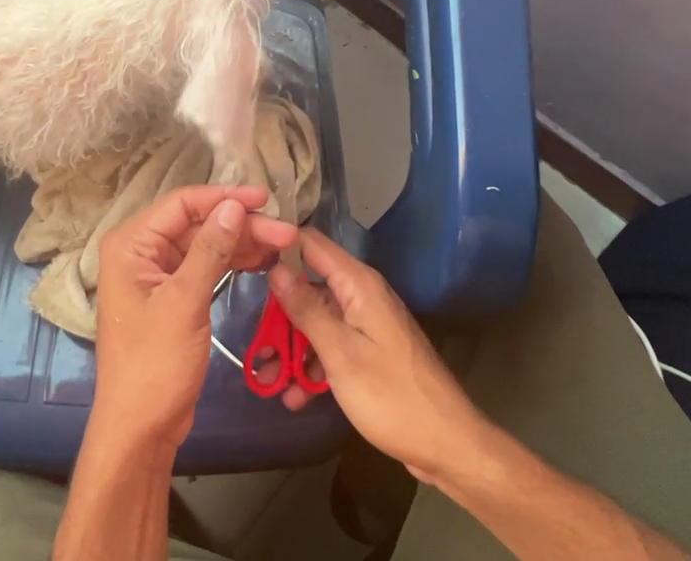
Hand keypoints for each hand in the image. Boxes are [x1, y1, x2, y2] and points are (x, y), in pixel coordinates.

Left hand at [94, 185, 299, 447]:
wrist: (141, 426)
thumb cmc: (155, 363)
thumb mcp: (185, 302)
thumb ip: (210, 250)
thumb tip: (233, 206)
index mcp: (131, 244)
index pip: (182, 204)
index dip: (224, 198)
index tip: (265, 199)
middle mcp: (140, 252)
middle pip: (198, 224)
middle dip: (241, 226)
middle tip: (287, 233)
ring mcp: (157, 274)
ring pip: (206, 245)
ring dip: (242, 244)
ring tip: (283, 245)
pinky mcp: (173, 296)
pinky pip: (206, 266)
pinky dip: (233, 263)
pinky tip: (263, 262)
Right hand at [270, 229, 488, 480]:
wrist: (447, 445)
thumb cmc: (392, 396)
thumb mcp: (341, 353)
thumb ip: (306, 309)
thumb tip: (275, 268)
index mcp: (359, 285)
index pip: (311, 244)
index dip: (277, 246)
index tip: (243, 260)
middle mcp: (362, 297)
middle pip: (308, 289)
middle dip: (278, 316)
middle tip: (251, 343)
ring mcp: (366, 326)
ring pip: (316, 322)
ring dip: (291, 348)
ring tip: (267, 379)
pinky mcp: (369, 353)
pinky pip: (332, 347)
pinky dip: (313, 366)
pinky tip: (296, 396)